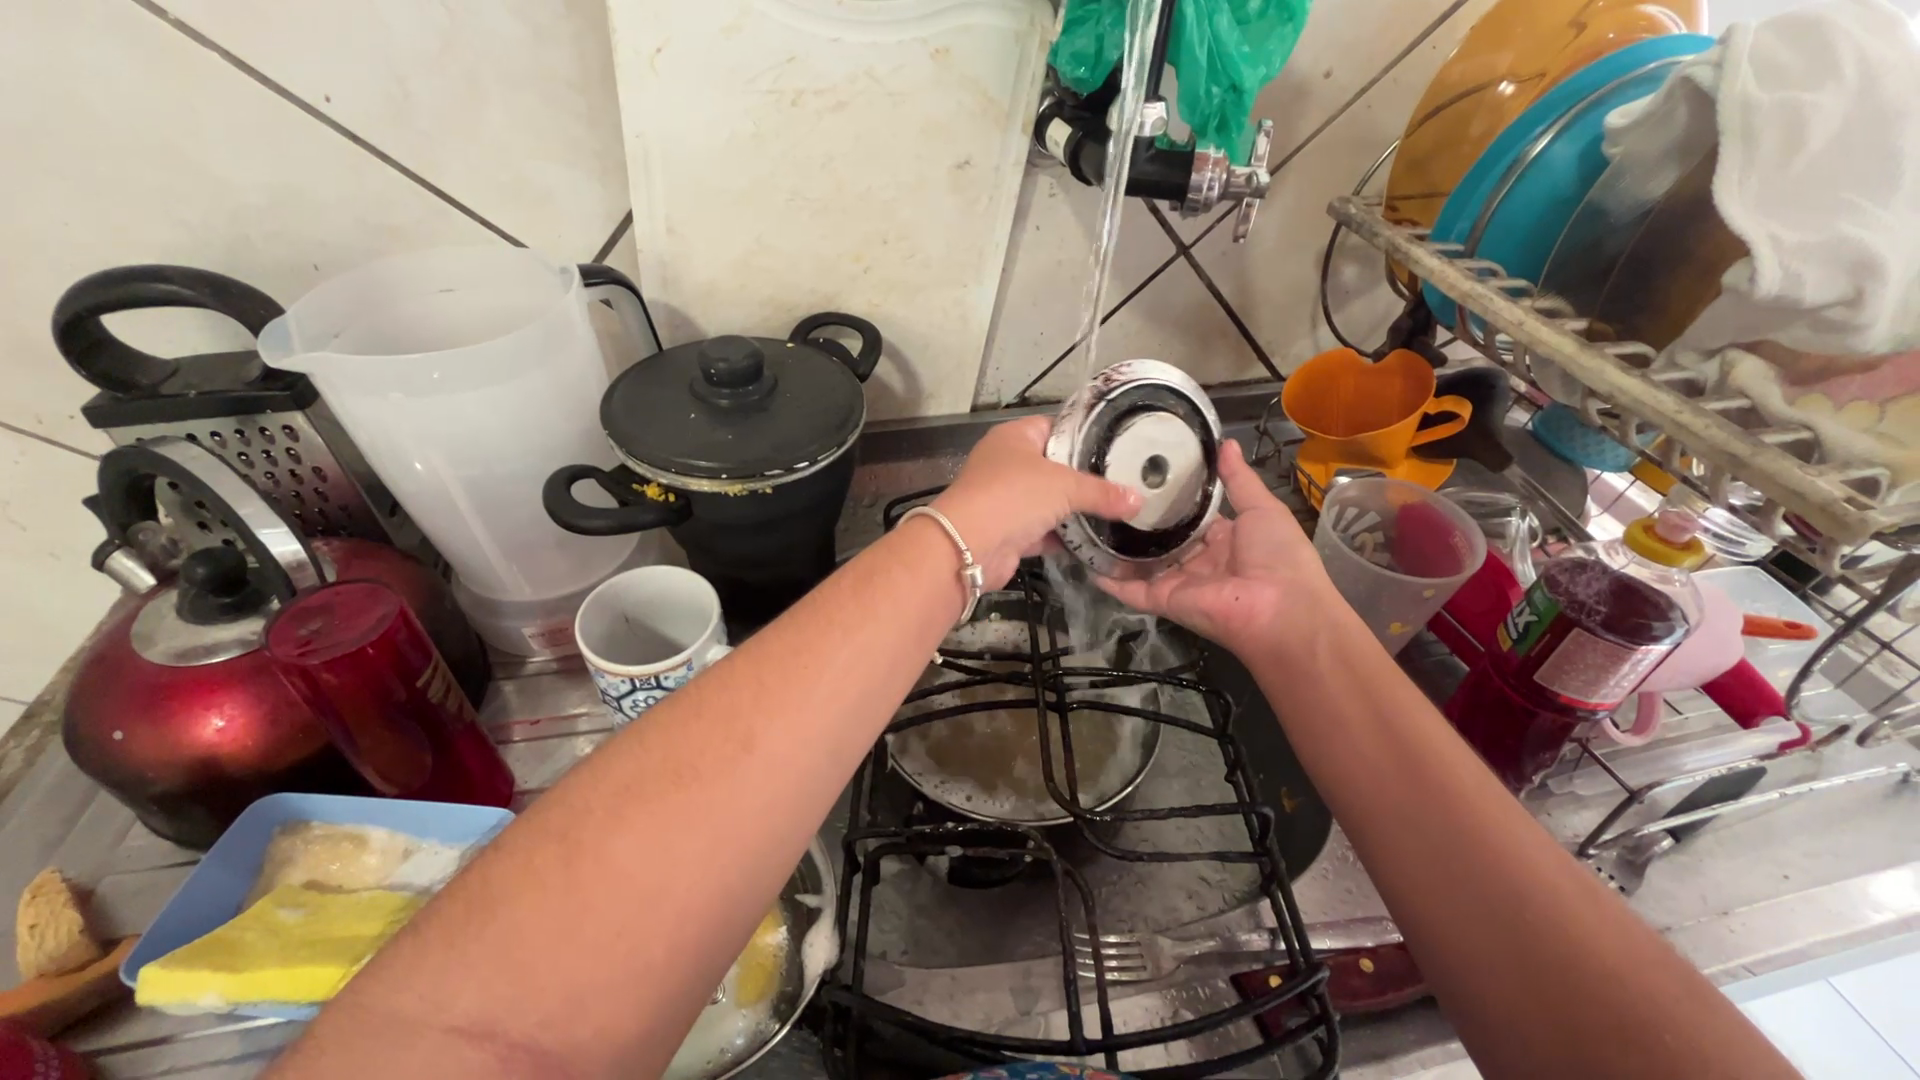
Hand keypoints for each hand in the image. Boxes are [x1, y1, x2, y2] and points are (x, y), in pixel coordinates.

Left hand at [930, 416, 1141, 589]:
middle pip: (1054, 467)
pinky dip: (1064, 538)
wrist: (968, 546)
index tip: (1116, 448)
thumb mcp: (1064, 486)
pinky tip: (1094, 541)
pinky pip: (1043, 532)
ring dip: (1075, 512)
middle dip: (1084, 479)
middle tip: (1123, 485)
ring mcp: (1005, 500)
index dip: (1084, 436)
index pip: (1055, 427)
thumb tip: (1138, 500)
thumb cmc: (1013, 496)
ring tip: (1116, 513)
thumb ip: (1102, 493)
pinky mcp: (1008, 532)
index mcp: (1015, 437)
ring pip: (1049, 503)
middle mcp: (1007, 464)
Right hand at [1096, 439, 1339, 660]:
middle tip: (1111, 492)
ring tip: (1091, 520)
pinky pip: (1131, 590)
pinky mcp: (1164, 600)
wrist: (1280, 609)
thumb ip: (1238, 479)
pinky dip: (1110, 579)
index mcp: (1226, 541)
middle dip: (1141, 522)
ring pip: (1142, 564)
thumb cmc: (1278, 555)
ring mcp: (1179, 582)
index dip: (1172, 501)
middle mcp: (1200, 562)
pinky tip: (1086, 559)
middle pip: (1164, 541)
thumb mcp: (1262, 508)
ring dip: (1119, 548)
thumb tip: (1225, 443)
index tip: (1147, 478)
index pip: (1193, 519)